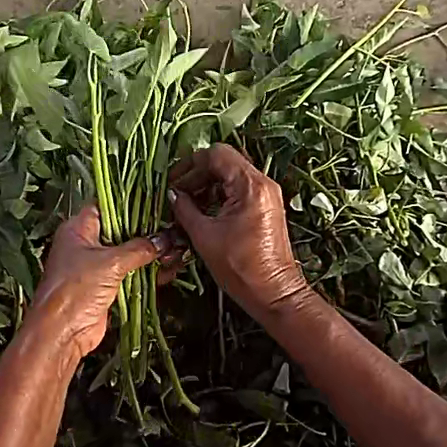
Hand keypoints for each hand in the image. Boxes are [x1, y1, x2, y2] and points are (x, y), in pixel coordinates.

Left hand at [25, 207, 171, 359]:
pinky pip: (132, 273)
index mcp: (78, 229)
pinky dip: (149, 271)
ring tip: (178, 249)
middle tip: (174, 227)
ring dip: (152, 253)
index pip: (107, 204)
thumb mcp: (110, 262)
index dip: (131, 201)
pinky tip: (171, 268)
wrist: (62, 334)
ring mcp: (97, 266)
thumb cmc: (77, 289)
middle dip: (149, 231)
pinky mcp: (107, 286)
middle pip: (122, 229)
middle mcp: (87, 244)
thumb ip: (140, 248)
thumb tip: (165, 239)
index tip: (157, 202)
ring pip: (130, 252)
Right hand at [168, 145, 311, 317]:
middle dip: (198, 174)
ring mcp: (267, 194)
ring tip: (188, 203)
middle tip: (178, 192)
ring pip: (231, 174)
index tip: (174, 181)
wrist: (273, 292)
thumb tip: (173, 195)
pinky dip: (221, 194)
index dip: (190, 165)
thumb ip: (185, 209)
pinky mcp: (266, 206)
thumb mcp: (204, 236)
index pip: (216, 154)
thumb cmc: (241, 268)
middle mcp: (263, 184)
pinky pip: (240, 188)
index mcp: (250, 186)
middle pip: (224, 161)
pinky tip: (205, 210)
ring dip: (208, 184)